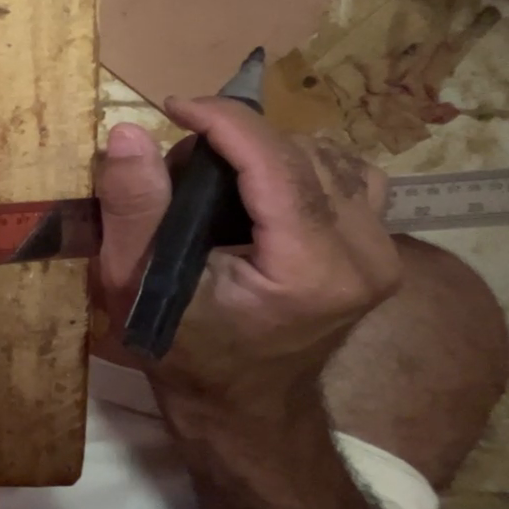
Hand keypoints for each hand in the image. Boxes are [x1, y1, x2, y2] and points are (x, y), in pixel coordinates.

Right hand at [93, 98, 400, 424]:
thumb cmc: (176, 346)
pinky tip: (252, 187)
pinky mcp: (377, 251)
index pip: (278, 164)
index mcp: (310, 268)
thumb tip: (127, 131)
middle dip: (234, 140)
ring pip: (330, 160)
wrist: (237, 403)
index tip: (171, 105)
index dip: (224, 120)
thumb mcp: (135, 279)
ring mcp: (382, 253)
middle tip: (175, 167)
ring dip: (264, 151)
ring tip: (211, 179)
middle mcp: (366, 255)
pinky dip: (295, 166)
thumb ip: (133, 205)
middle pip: (303, 155)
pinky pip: (346, 179)